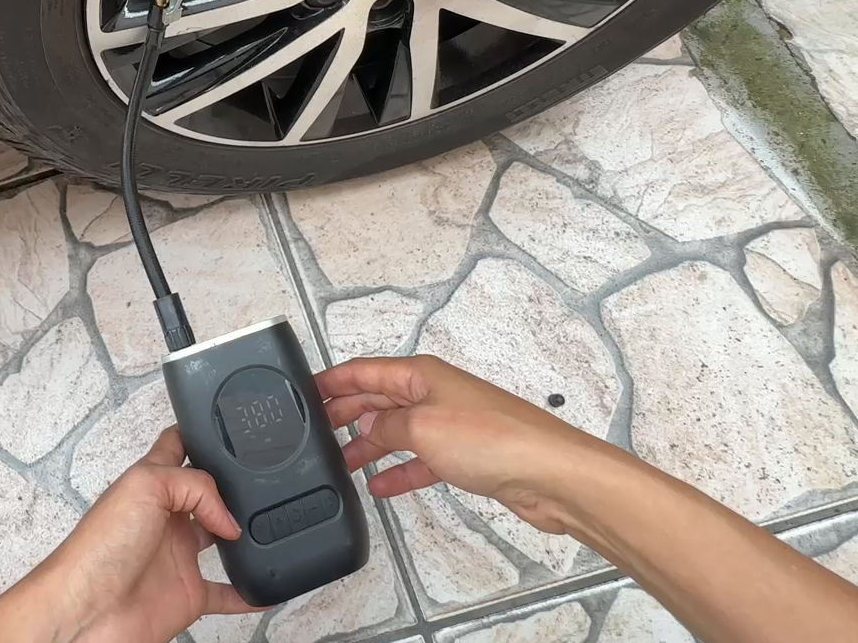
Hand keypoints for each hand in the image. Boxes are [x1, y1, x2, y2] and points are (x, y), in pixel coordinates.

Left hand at [42, 426, 261, 640]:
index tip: (225, 429)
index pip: (176, 446)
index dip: (197, 434)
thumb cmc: (100, 545)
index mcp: (152, 480)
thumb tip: (227, 517)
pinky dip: (249, 592)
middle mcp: (167, 515)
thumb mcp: (146, 486)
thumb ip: (194, 487)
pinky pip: (227, 593)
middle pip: (204, 491)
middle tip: (257, 483)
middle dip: (229, 487)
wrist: (88, 612)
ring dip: (242, 535)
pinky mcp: (187, 593)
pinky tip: (266, 587)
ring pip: (219, 539)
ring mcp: (177, 554)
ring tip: (268, 525)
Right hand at [316, 356, 619, 534]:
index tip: (306, 390)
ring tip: (342, 461)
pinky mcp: (463, 455)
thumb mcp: (422, 428)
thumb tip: (369, 427)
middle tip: (317, 427)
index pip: (363, 371)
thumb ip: (386, 426)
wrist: (550, 474)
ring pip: (396, 430)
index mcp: (419, 374)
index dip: (332, 380)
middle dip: (346, 411)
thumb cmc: (492, 438)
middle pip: (377, 398)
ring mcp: (448, 423)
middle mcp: (431, 393)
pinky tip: (380, 485)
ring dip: (369, 444)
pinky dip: (398, 470)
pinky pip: (419, 459)